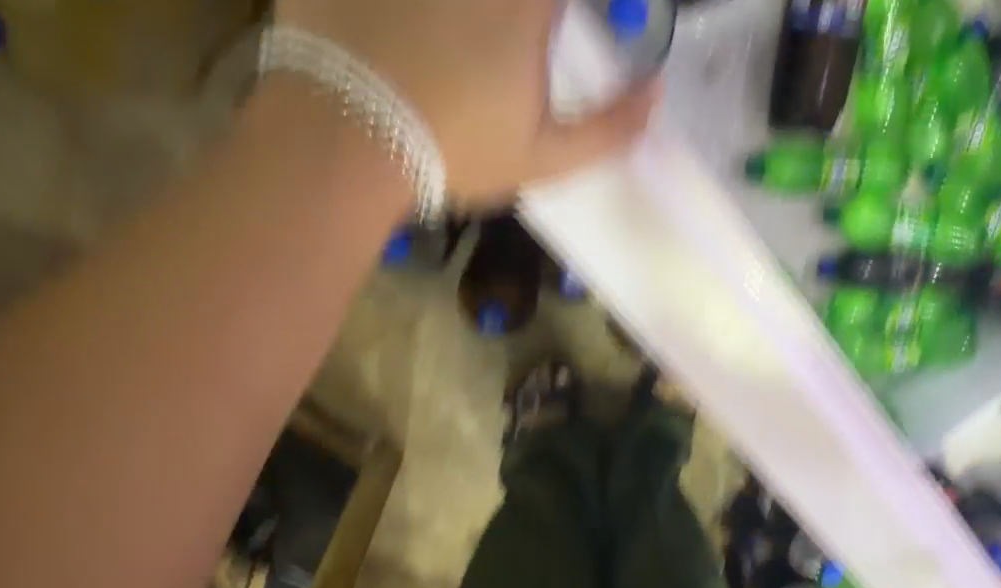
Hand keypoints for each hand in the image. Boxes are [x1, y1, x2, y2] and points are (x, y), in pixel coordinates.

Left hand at [274, 0, 661, 206]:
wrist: (344, 142)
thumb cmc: (453, 152)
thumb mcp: (542, 159)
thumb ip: (608, 130)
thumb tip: (656, 95)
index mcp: (523, 7)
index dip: (555, 17)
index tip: (553, 33)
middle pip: (514, 1)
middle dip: (516, 20)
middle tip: (504, 56)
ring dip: (464, 13)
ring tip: (461, 44)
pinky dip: (386, 10)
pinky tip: (398, 29)